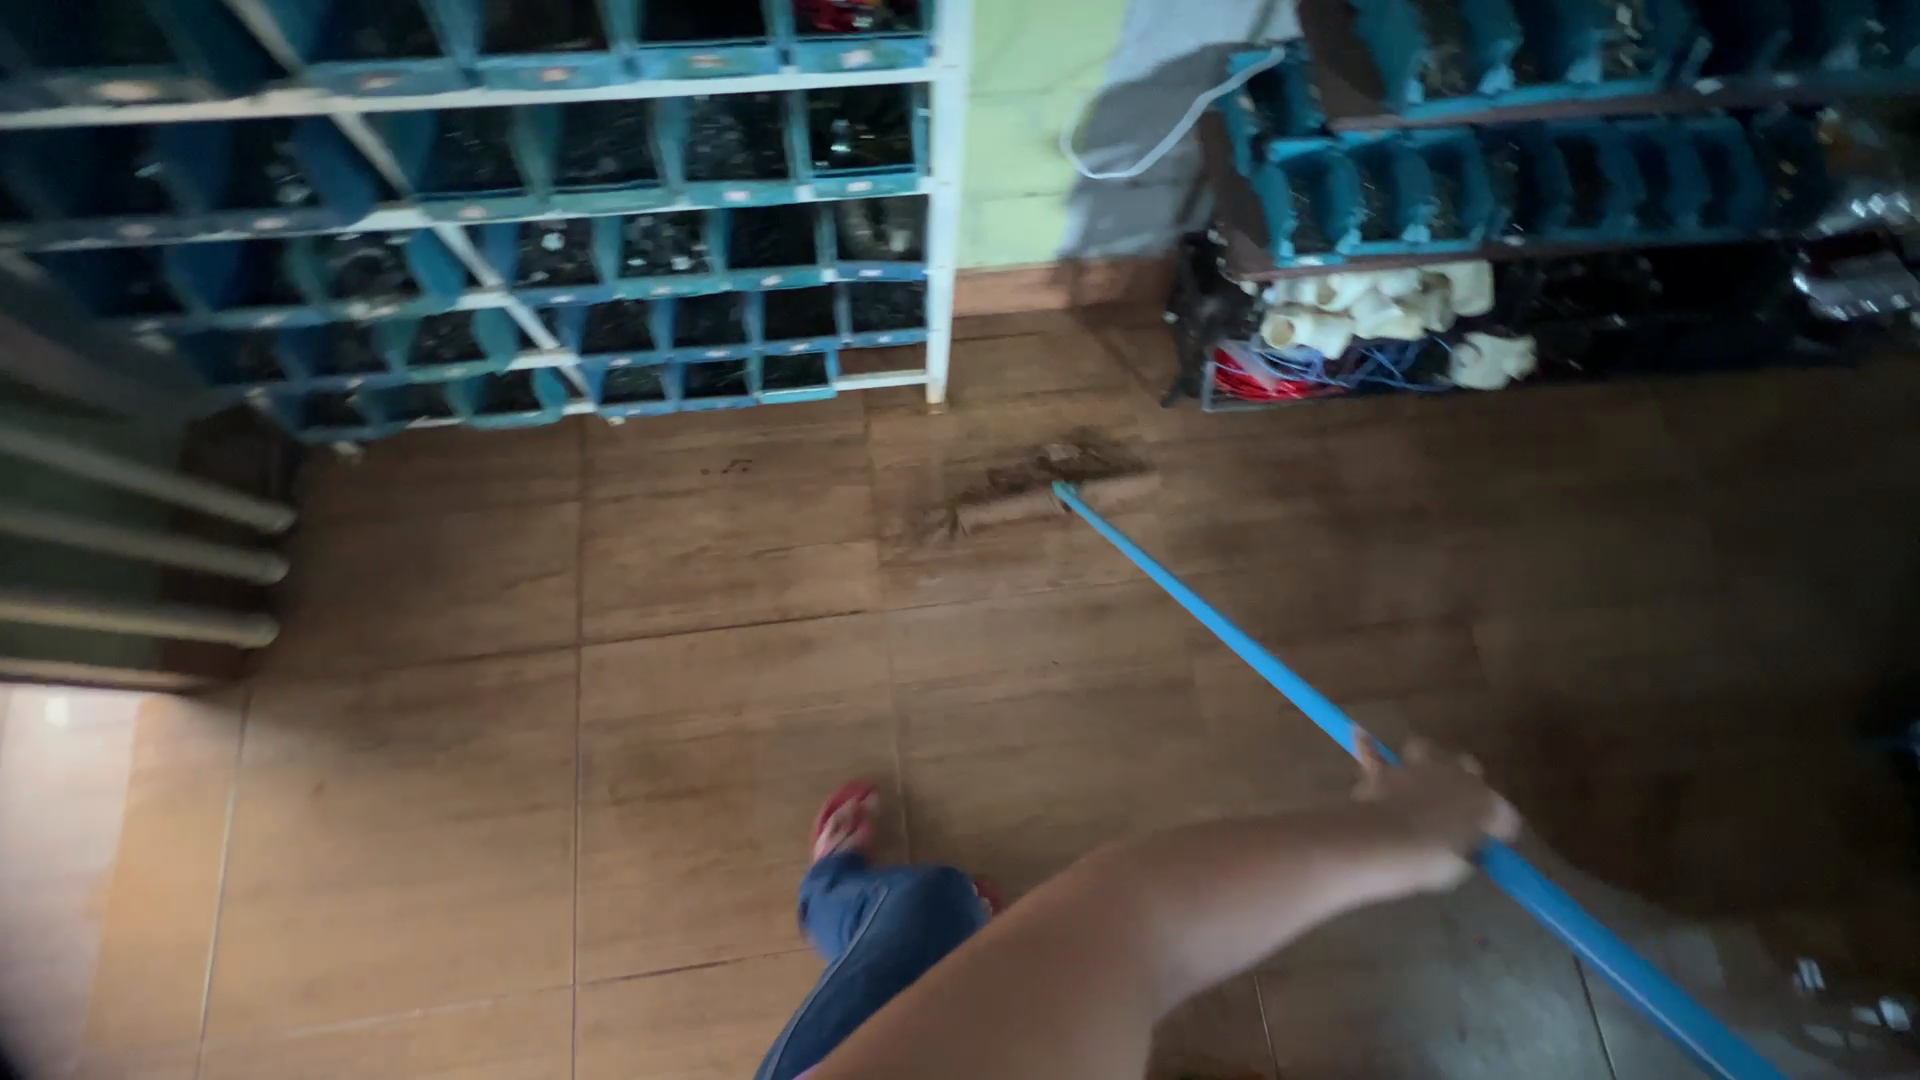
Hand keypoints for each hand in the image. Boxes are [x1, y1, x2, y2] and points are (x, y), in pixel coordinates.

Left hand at [1352, 735, 1521, 892]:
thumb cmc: (1434, 859)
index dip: (1497, 827)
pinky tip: (1359, 734)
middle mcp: (1455, 777)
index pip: (1503, 814)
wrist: (1389, 840)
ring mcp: (1417, 768)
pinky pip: (1373, 752)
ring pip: (1425, 748)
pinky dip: (1367, 746)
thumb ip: (1464, 848)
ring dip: (1424, 758)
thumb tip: (1458, 847)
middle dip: (1464, 779)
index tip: (1489, 839)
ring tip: (1420, 768)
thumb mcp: (1460, 863)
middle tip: (1456, 799)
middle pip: (1467, 767)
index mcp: (1487, 804)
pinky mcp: (1384, 769)